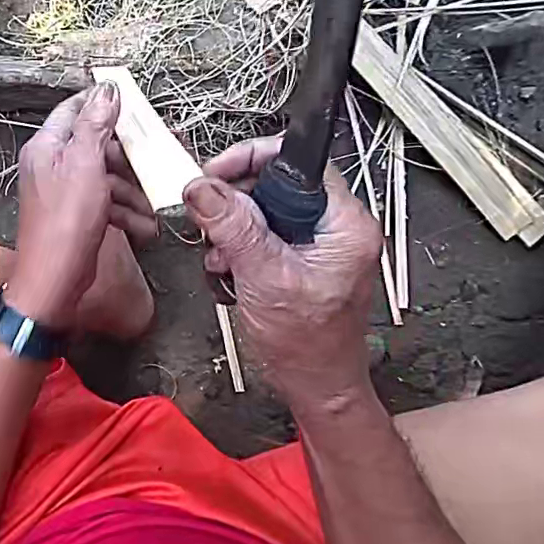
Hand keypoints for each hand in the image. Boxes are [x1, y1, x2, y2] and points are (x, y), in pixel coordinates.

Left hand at [7, 84, 157, 327]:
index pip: (74, 110)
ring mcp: (65, 191)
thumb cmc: (63, 225)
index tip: (133, 104)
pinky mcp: (77, 214)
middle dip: (130, 157)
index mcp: (46, 147)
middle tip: (157, 161)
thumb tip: (105, 90)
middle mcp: (52, 166)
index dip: (103, 104)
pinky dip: (125, 212)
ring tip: (152, 206)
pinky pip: (106, 203)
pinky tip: (142, 226)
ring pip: (108, 176)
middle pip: (98, 145)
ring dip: (133, 191)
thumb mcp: (85, 165)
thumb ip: (95, 125)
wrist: (56, 280)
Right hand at [184, 136, 383, 411]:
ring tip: (226, 266)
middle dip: (232, 208)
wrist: (312, 383)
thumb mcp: (264, 276)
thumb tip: (201, 188)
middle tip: (211, 231)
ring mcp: (309, 243)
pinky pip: (252, 237)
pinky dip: (232, 253)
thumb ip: (233, 228)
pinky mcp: (291, 258)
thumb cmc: (306, 342)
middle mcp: (329, 226)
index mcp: (342, 223)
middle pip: (269, 187)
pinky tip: (231, 277)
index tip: (212, 174)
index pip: (297, 163)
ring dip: (228, 236)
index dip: (251, 160)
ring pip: (254, 212)